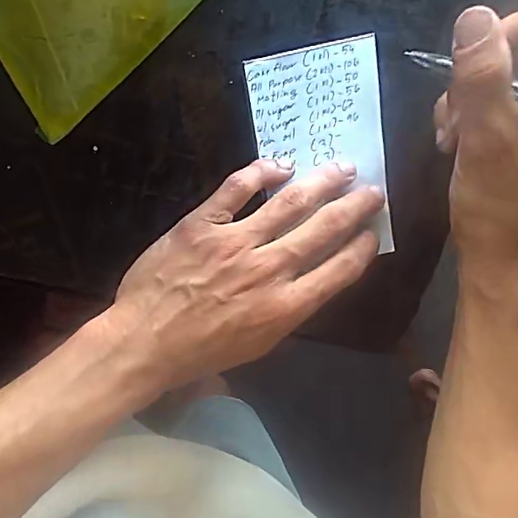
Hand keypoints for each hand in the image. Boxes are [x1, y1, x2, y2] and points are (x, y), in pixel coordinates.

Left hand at [99, 159, 384, 393]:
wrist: (144, 341)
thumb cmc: (200, 352)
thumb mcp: (255, 346)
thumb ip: (286, 313)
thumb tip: (310, 284)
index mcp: (285, 307)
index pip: (339, 270)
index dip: (362, 248)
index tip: (372, 234)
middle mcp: (267, 270)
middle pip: (323, 229)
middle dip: (355, 207)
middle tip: (373, 191)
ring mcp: (233, 242)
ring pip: (288, 202)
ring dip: (321, 182)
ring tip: (342, 168)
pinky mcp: (201, 225)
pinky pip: (236, 189)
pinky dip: (261, 172)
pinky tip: (280, 165)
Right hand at [433, 0, 517, 271]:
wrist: (495, 248)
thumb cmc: (499, 199)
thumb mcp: (487, 133)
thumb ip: (483, 73)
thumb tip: (472, 16)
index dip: (515, 29)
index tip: (475, 65)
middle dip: (481, 71)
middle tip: (456, 111)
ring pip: (502, 66)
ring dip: (465, 95)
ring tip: (451, 134)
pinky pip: (494, 91)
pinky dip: (467, 109)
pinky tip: (453, 139)